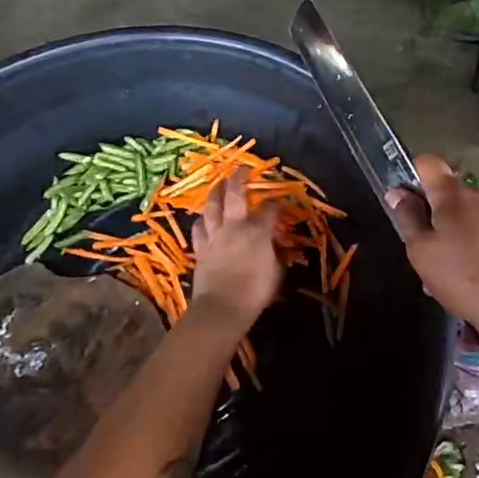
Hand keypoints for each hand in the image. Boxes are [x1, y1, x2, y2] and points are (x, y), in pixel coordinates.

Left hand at [189, 168, 281, 325]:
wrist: (222, 308)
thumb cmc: (256, 291)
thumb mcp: (277, 271)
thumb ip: (276, 253)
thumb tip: (275, 244)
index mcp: (258, 232)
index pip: (269, 210)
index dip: (275, 205)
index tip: (279, 205)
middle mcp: (235, 227)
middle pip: (235, 196)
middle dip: (239, 180)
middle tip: (241, 169)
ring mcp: (215, 237)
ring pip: (212, 207)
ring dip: (215, 193)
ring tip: (218, 184)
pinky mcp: (201, 249)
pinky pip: (199, 229)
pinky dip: (202, 221)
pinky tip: (203, 219)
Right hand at [387, 155, 478, 349]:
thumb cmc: (462, 276)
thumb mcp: (422, 250)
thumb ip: (408, 218)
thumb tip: (397, 191)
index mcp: (453, 193)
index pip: (427, 162)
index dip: (409, 174)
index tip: (400, 202)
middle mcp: (477, 198)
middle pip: (444, 192)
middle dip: (427, 214)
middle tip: (418, 248)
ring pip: (459, 219)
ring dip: (444, 238)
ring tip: (437, 274)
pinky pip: (476, 236)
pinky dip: (463, 251)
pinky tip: (461, 282)